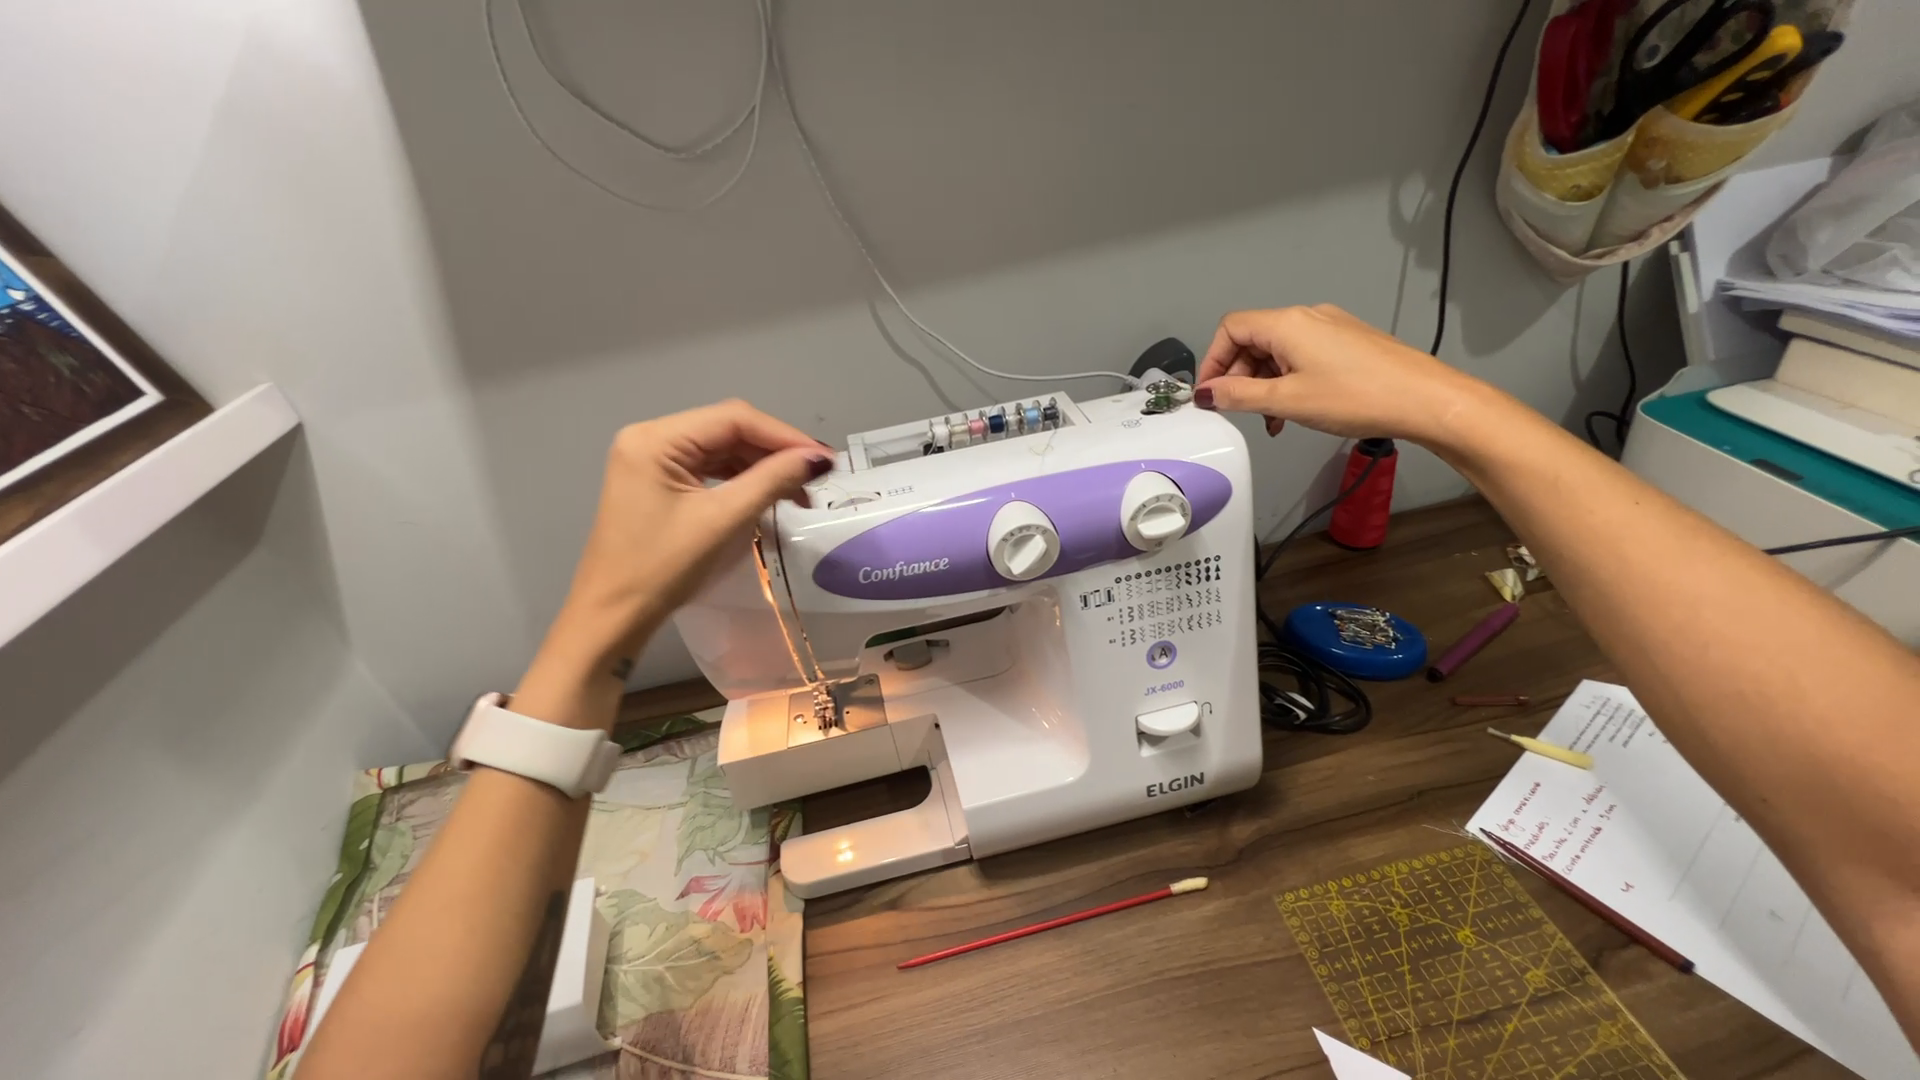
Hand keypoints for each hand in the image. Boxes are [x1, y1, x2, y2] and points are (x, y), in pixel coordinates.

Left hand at [553, 400, 829, 664]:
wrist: (613, 616)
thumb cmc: (663, 568)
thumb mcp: (723, 520)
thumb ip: (772, 480)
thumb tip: (819, 459)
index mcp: (656, 439)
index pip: (734, 419)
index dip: (785, 436)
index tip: (826, 460)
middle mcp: (650, 438)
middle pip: (728, 429)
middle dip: (776, 450)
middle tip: (818, 475)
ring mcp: (652, 460)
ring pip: (722, 448)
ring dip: (763, 465)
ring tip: (800, 489)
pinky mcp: (658, 482)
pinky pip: (710, 468)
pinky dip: (743, 478)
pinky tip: (769, 492)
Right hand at [1194, 305, 1492, 444]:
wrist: (1427, 400)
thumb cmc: (1355, 398)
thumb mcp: (1287, 401)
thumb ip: (1239, 395)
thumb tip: (1205, 394)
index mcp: (1286, 324)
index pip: (1231, 329)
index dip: (1212, 361)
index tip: (1210, 395)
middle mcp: (1307, 317)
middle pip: (1253, 339)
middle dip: (1238, 376)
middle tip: (1240, 412)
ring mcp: (1331, 327)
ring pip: (1277, 351)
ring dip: (1263, 383)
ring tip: (1271, 420)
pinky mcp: (1348, 342)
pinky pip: (1302, 356)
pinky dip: (1288, 380)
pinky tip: (1296, 409)